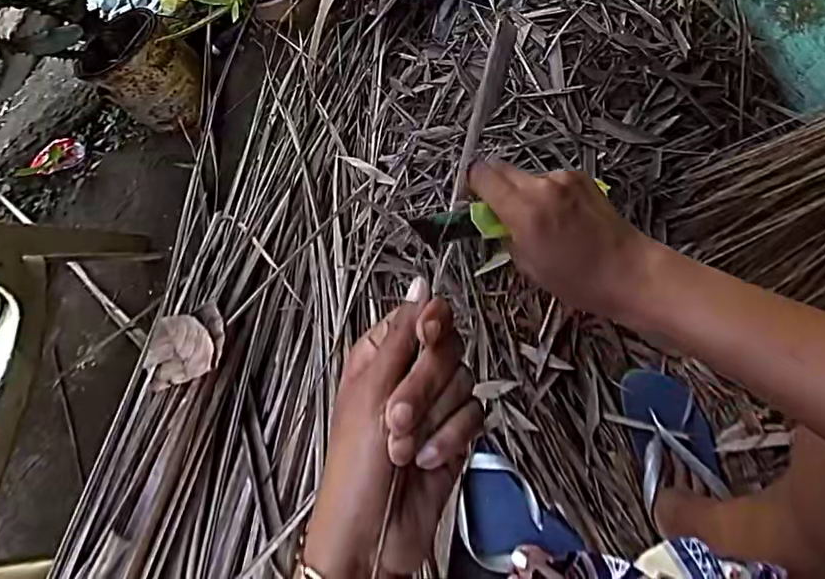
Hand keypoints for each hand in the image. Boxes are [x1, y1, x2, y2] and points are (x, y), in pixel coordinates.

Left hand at [303, 278, 482, 576]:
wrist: (369, 539)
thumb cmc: (352, 469)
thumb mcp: (371, 389)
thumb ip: (403, 333)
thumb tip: (421, 284)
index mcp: (382, 353)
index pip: (421, 315)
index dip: (430, 323)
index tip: (429, 335)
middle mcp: (408, 373)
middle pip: (445, 349)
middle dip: (424, 385)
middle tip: (398, 412)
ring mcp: (432, 404)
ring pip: (462, 382)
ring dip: (432, 419)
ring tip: (403, 445)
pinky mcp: (452, 433)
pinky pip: (472, 416)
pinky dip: (449, 438)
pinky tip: (425, 458)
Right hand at [467, 160, 660, 320]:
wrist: (630, 272)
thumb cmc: (580, 280)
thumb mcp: (528, 266)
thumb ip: (504, 235)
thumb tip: (491, 220)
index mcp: (525, 210)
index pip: (481, 175)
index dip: (471, 184)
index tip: (471, 198)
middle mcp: (542, 186)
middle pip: (500, 169)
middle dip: (494, 186)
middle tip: (499, 212)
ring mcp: (563, 178)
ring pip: (526, 175)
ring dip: (522, 191)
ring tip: (539, 221)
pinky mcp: (579, 177)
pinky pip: (549, 179)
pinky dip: (546, 193)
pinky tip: (561, 216)